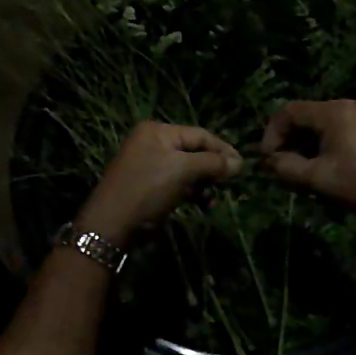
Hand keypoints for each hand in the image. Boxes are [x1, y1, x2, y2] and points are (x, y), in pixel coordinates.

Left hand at [76, 121, 243, 244]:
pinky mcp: (151, 187)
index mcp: (158, 131)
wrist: (113, 223)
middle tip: (230, 183)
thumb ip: (213, 163)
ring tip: (214, 197)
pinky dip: (192, 192)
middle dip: (213, 167)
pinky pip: (179, 184)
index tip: (242, 166)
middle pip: (194, 151)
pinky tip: (203, 204)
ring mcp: (151, 165)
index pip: (200, 134)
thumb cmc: (148, 188)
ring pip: (188, 169)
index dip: (223, 149)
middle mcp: (153, 143)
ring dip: (204, 182)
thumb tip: (240, 164)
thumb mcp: (183, 170)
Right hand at [260, 99, 355, 221]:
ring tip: (298, 172)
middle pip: (302, 116)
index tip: (267, 160)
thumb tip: (270, 162)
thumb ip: (286, 168)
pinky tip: (319, 169)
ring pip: (316, 125)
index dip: (271, 134)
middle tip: (279, 168)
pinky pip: (332, 131)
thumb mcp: (318, 178)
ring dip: (302, 146)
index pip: (288, 111)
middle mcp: (345, 106)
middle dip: (286, 141)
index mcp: (333, 112)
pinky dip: (318, 146)